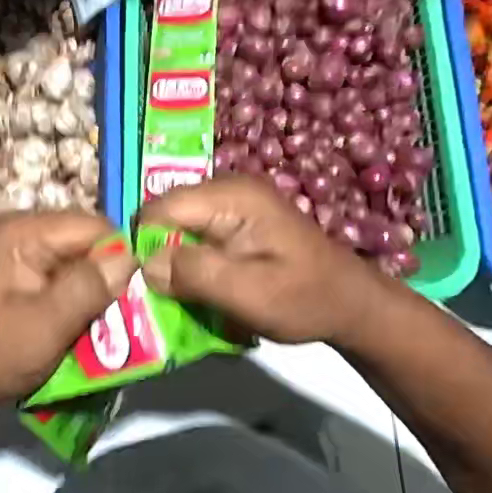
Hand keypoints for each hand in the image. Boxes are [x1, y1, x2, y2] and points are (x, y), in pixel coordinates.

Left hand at [0, 211, 136, 415]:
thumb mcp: (45, 325)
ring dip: (93, 291)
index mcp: (22, 232)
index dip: (120, 257)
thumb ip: (87, 287)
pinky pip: (62, 275)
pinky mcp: (19, 273)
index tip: (137, 296)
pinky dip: (76, 299)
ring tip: (102, 325)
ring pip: (78, 261)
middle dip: (107, 276)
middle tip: (120, 315)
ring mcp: (17, 251)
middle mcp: (20, 231)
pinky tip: (79, 326)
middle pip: (87, 241)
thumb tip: (132, 256)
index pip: (94, 226)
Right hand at [139, 175, 409, 346]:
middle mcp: (227, 188)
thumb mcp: (250, 293)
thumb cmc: (305, 299)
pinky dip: (187, 260)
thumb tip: (143, 263)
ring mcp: (230, 202)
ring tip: (174, 293)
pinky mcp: (233, 219)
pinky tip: (195, 285)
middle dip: (155, 252)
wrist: (351, 304)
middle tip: (157, 293)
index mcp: (232, 196)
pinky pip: (192, 234)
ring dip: (170, 259)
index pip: (161, 207)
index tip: (140, 282)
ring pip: (175, 225)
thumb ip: (196, 273)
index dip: (143, 242)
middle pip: (165, 213)